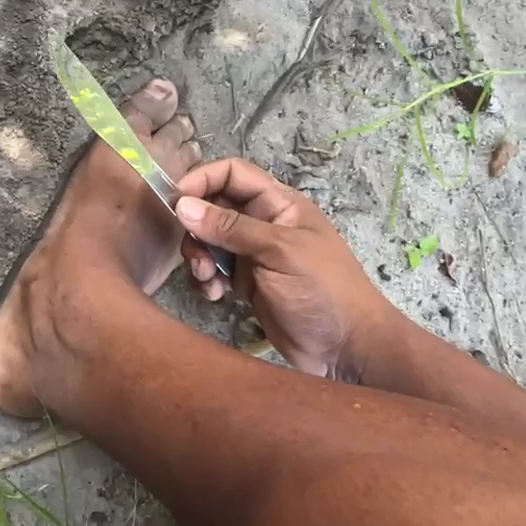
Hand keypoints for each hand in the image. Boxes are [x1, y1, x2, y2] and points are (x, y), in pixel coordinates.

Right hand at [174, 158, 402, 379]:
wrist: (348, 351)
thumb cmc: (323, 291)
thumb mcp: (279, 252)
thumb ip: (230, 227)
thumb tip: (182, 205)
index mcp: (278, 204)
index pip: (232, 173)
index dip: (202, 179)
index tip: (177, 201)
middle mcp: (262, 223)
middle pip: (213, 206)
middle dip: (197, 227)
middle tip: (195, 252)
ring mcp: (252, 253)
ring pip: (208, 240)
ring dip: (199, 257)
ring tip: (208, 279)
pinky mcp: (245, 281)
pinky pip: (213, 269)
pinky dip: (207, 280)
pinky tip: (216, 295)